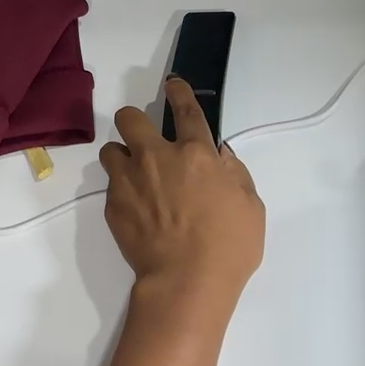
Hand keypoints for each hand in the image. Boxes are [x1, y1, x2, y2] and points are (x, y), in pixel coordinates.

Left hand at [99, 77, 263, 299]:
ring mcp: (130, 181)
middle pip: (131, 118)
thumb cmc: (230, 246)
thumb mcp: (252, 208)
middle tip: (149, 142)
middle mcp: (158, 158)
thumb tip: (222, 158)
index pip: (186, 110)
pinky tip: (142, 213)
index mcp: (197, 154)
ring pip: (112, 150)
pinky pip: (113, 188)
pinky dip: (125, 193)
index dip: (180, 92)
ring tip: (139, 179)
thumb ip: (236, 175)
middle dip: (138, 123)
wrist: (188, 281)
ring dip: (125, 158)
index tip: (173, 84)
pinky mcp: (113, 206)